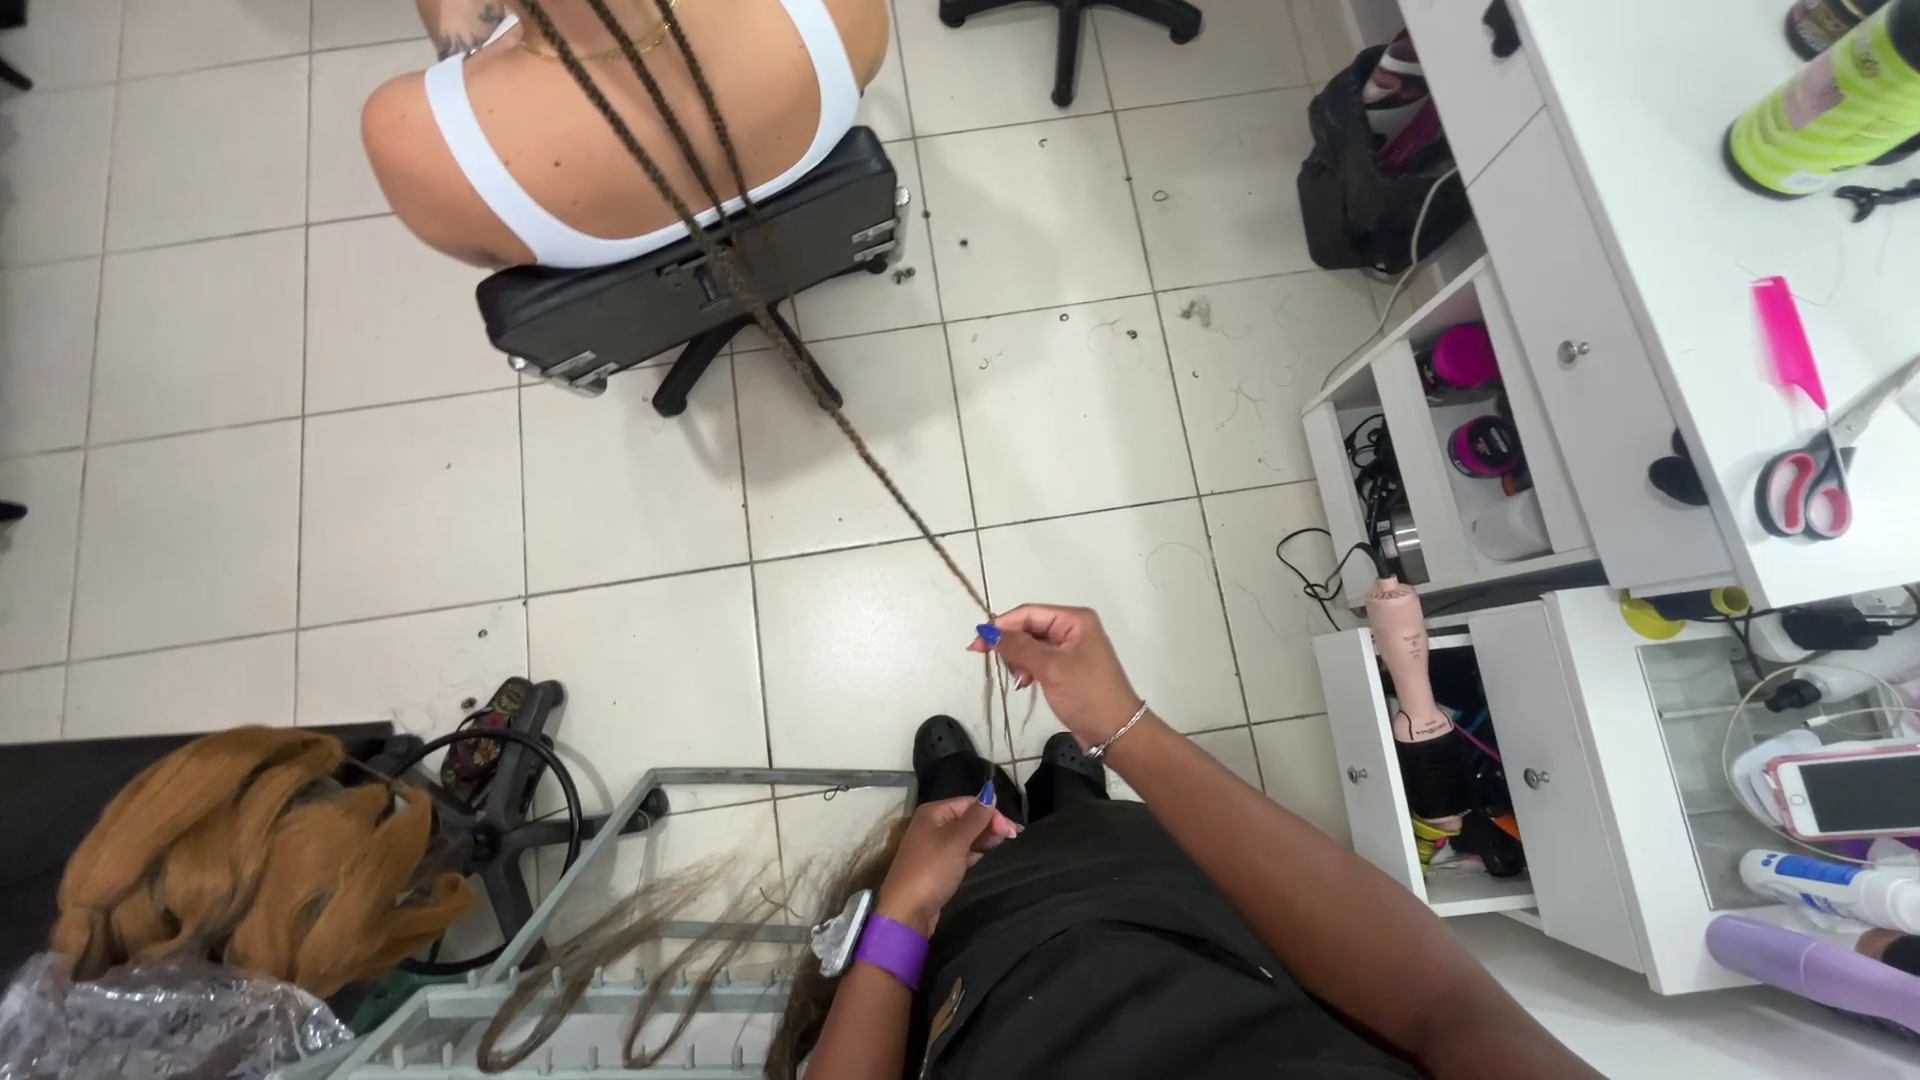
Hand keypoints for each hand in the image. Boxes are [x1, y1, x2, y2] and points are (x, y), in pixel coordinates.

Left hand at [875, 788, 1018, 934]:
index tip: (1012, 830)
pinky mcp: (937, 866)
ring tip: (1001, 844)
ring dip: (983, 838)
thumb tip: (990, 791)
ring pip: (965, 835)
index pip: (969, 803)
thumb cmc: (931, 870)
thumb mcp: (956, 841)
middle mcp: (932, 824)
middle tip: (1011, 838)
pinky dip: (973, 852)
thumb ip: (976, 817)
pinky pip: (960, 852)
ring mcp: (933, 846)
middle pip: (967, 817)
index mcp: (933, 812)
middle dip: (989, 824)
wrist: (907, 912)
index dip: (991, 813)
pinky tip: (983, 855)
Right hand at [969, 604, 1142, 747]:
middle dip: (1010, 644)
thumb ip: (1018, 646)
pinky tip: (1023, 682)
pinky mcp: (1066, 668)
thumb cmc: (1087, 694)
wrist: (1117, 732)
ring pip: (1030, 645)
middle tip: (990, 661)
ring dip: (1018, 659)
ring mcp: (1070, 649)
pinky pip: (1038, 660)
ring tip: (1018, 678)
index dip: (1002, 625)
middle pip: (1028, 627)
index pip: (1029, 613)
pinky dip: (1027, 669)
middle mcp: (1073, 628)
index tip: (977, 643)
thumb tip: (987, 631)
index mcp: (1075, 620)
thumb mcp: (1051, 668)